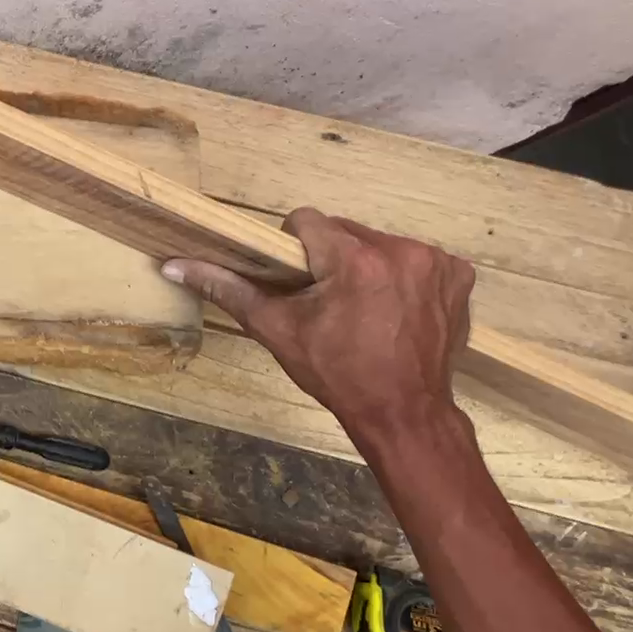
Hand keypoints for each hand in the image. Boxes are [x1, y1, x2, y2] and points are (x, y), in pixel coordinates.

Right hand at [162, 208, 475, 439]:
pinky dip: (397, 276)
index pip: (305, 220)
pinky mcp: (459, 276)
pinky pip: (414, 258)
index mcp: (354, 260)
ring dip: (360, 265)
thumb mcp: (274, 329)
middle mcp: (402, 250)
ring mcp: (437, 262)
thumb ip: (226, 289)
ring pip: (377, 243)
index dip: (287, 244)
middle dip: (326, 256)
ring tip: (354, 306)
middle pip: (343, 231)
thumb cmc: (333, 372)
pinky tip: (389, 308)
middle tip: (319, 298)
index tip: (288, 277)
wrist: (402, 410)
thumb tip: (174, 265)